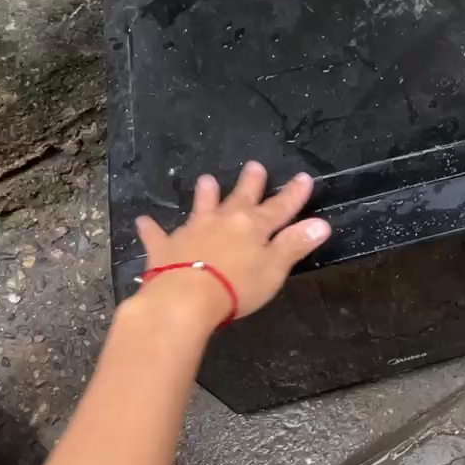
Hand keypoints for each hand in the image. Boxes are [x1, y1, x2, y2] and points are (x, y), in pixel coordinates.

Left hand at [131, 161, 330, 329]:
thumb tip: (321, 223)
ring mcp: (192, 232)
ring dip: (205, 195)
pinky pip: (157, 235)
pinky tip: (143, 221)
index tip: (303, 178)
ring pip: (201, 208)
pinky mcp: (165, 248)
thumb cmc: (237, 286)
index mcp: (253, 227)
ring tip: (206, 180)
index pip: (280, 208)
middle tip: (255, 166)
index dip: (293, 194)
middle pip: (240, 199)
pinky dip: (151, 228)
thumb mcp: (275, 267)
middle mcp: (223, 221)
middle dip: (250, 183)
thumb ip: (295, 244)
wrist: (185, 298)